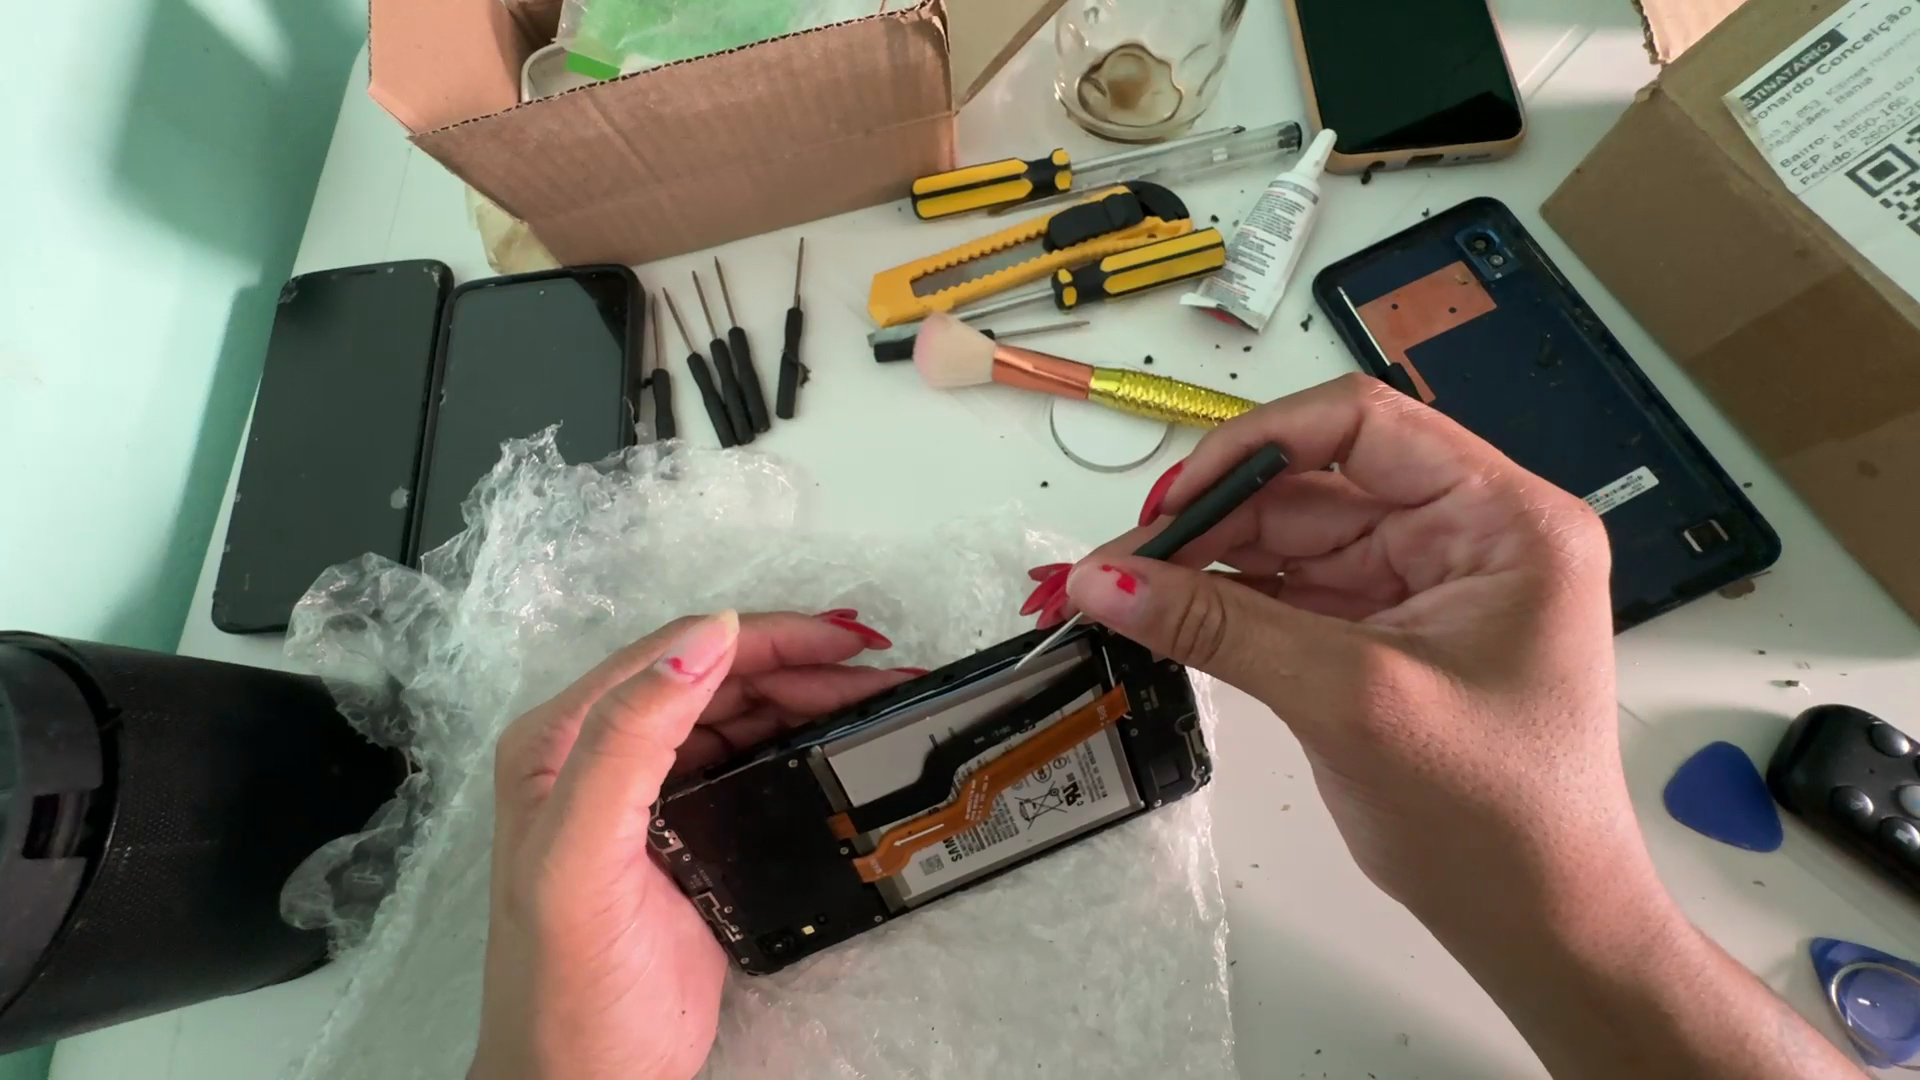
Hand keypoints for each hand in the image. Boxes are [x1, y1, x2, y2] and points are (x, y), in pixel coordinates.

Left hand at [471, 610, 914, 1079]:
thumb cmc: (571, 984)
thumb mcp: (582, 859)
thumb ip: (630, 739)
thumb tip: (710, 633)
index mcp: (569, 733)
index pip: (682, 653)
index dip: (770, 637)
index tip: (849, 641)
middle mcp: (609, 742)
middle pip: (724, 676)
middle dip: (807, 666)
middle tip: (884, 674)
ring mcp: (655, 780)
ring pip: (747, 709)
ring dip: (814, 695)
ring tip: (881, 697)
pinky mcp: (693, 814)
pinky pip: (756, 750)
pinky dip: (804, 733)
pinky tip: (842, 733)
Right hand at [1031, 374, 1856, 1077]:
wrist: (1525, 918)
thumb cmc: (1483, 811)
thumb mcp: (1348, 699)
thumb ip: (1220, 629)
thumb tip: (1098, 583)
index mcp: (1493, 517)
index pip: (1358, 425)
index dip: (1255, 445)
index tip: (1174, 501)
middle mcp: (1446, 531)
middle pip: (1299, 486)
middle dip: (1204, 520)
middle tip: (1115, 565)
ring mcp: (1397, 579)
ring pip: (1272, 538)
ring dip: (1194, 561)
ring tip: (1118, 591)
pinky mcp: (1357, 624)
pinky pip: (1269, 588)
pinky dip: (1209, 597)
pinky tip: (1157, 611)